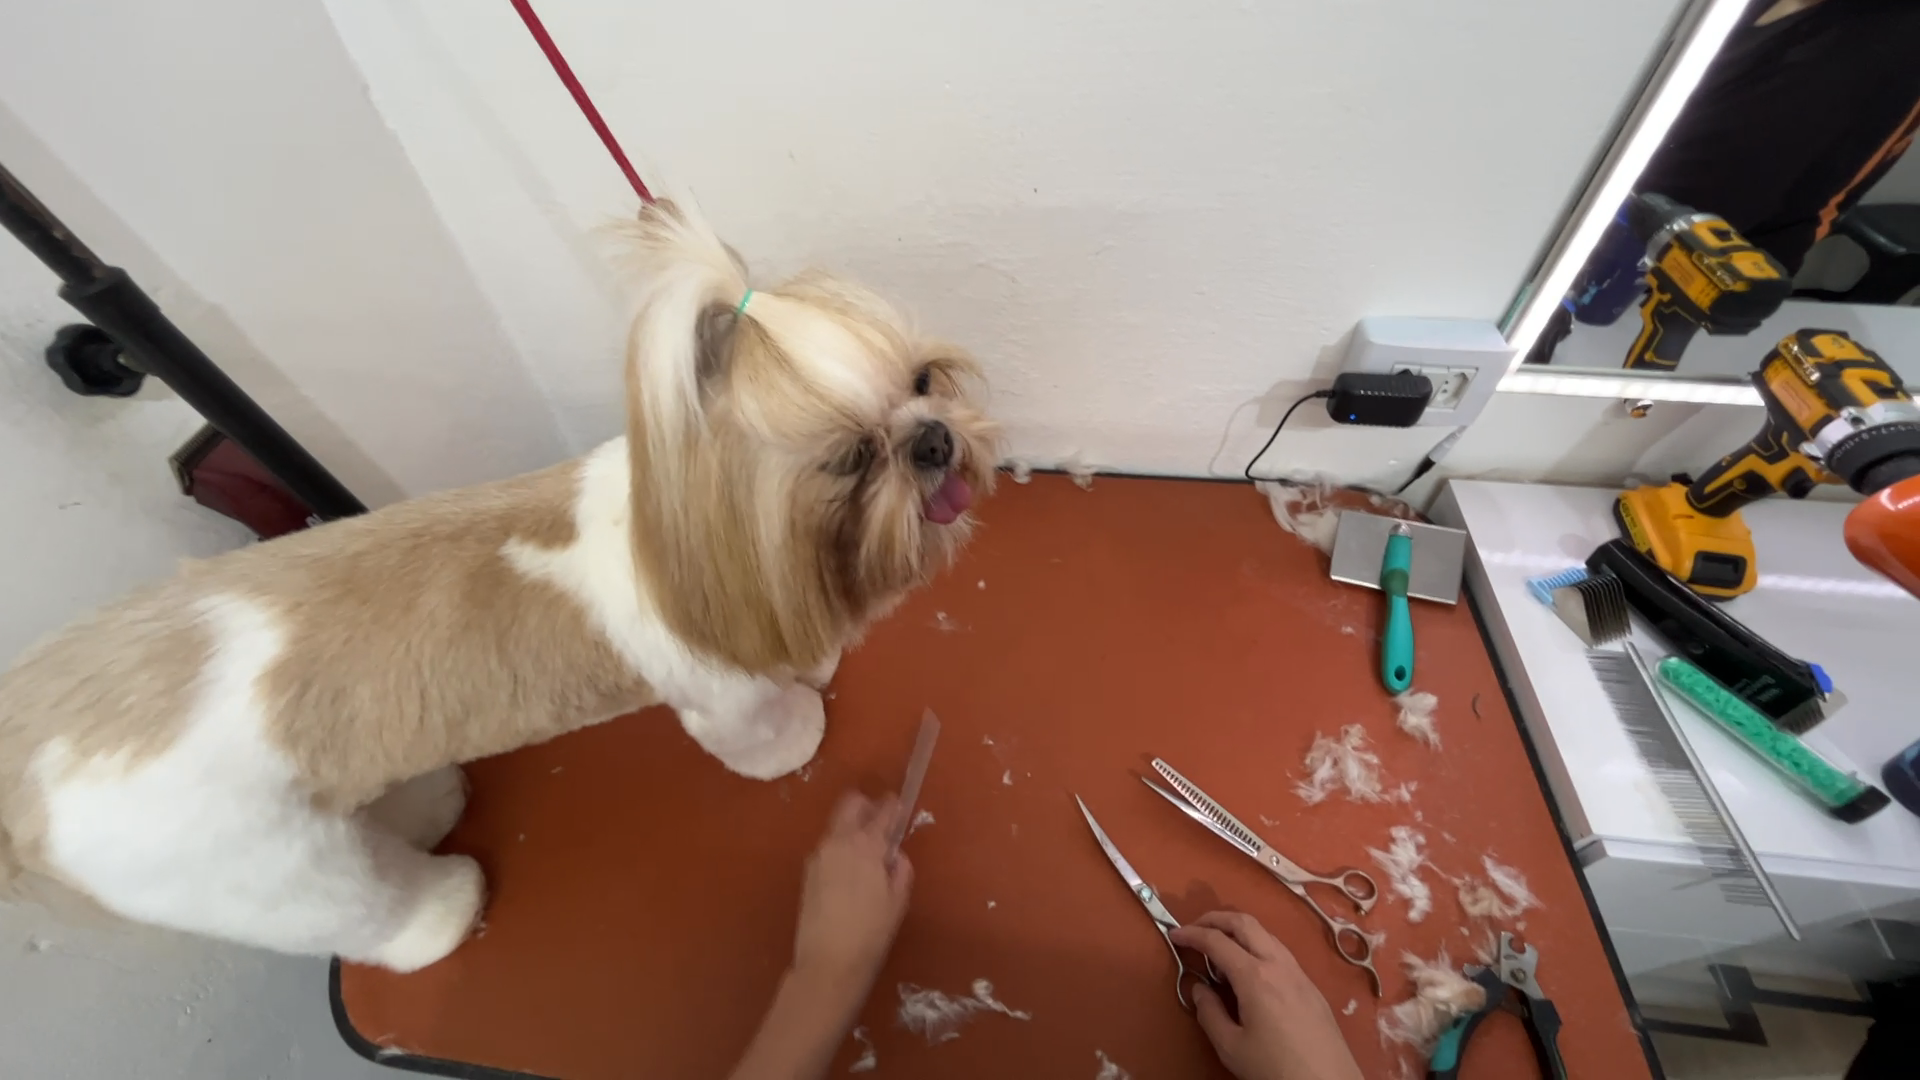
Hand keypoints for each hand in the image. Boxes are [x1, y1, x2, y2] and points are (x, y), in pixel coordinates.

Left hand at [791, 792, 914, 999]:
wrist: (827, 964)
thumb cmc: (871, 933)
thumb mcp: (898, 901)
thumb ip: (901, 869)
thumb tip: (895, 856)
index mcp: (866, 845)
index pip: (882, 811)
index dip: (893, 805)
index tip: (900, 805)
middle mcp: (839, 841)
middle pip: (850, 803)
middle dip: (866, 805)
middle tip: (880, 822)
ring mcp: (820, 854)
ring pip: (837, 824)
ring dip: (852, 827)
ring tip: (866, 852)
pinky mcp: (808, 871)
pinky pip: (828, 846)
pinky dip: (841, 846)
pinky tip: (849, 872)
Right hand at [1169, 912, 1362, 1079]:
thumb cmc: (1278, 1072)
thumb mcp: (1232, 1049)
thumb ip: (1209, 1013)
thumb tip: (1199, 988)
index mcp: (1254, 976)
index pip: (1215, 940)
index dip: (1190, 934)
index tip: (1173, 935)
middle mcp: (1277, 964)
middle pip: (1243, 922)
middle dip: (1214, 919)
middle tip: (1195, 930)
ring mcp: (1299, 973)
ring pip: (1264, 932)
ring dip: (1237, 930)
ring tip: (1221, 948)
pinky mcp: (1312, 987)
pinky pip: (1279, 950)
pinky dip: (1257, 944)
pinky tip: (1251, 968)